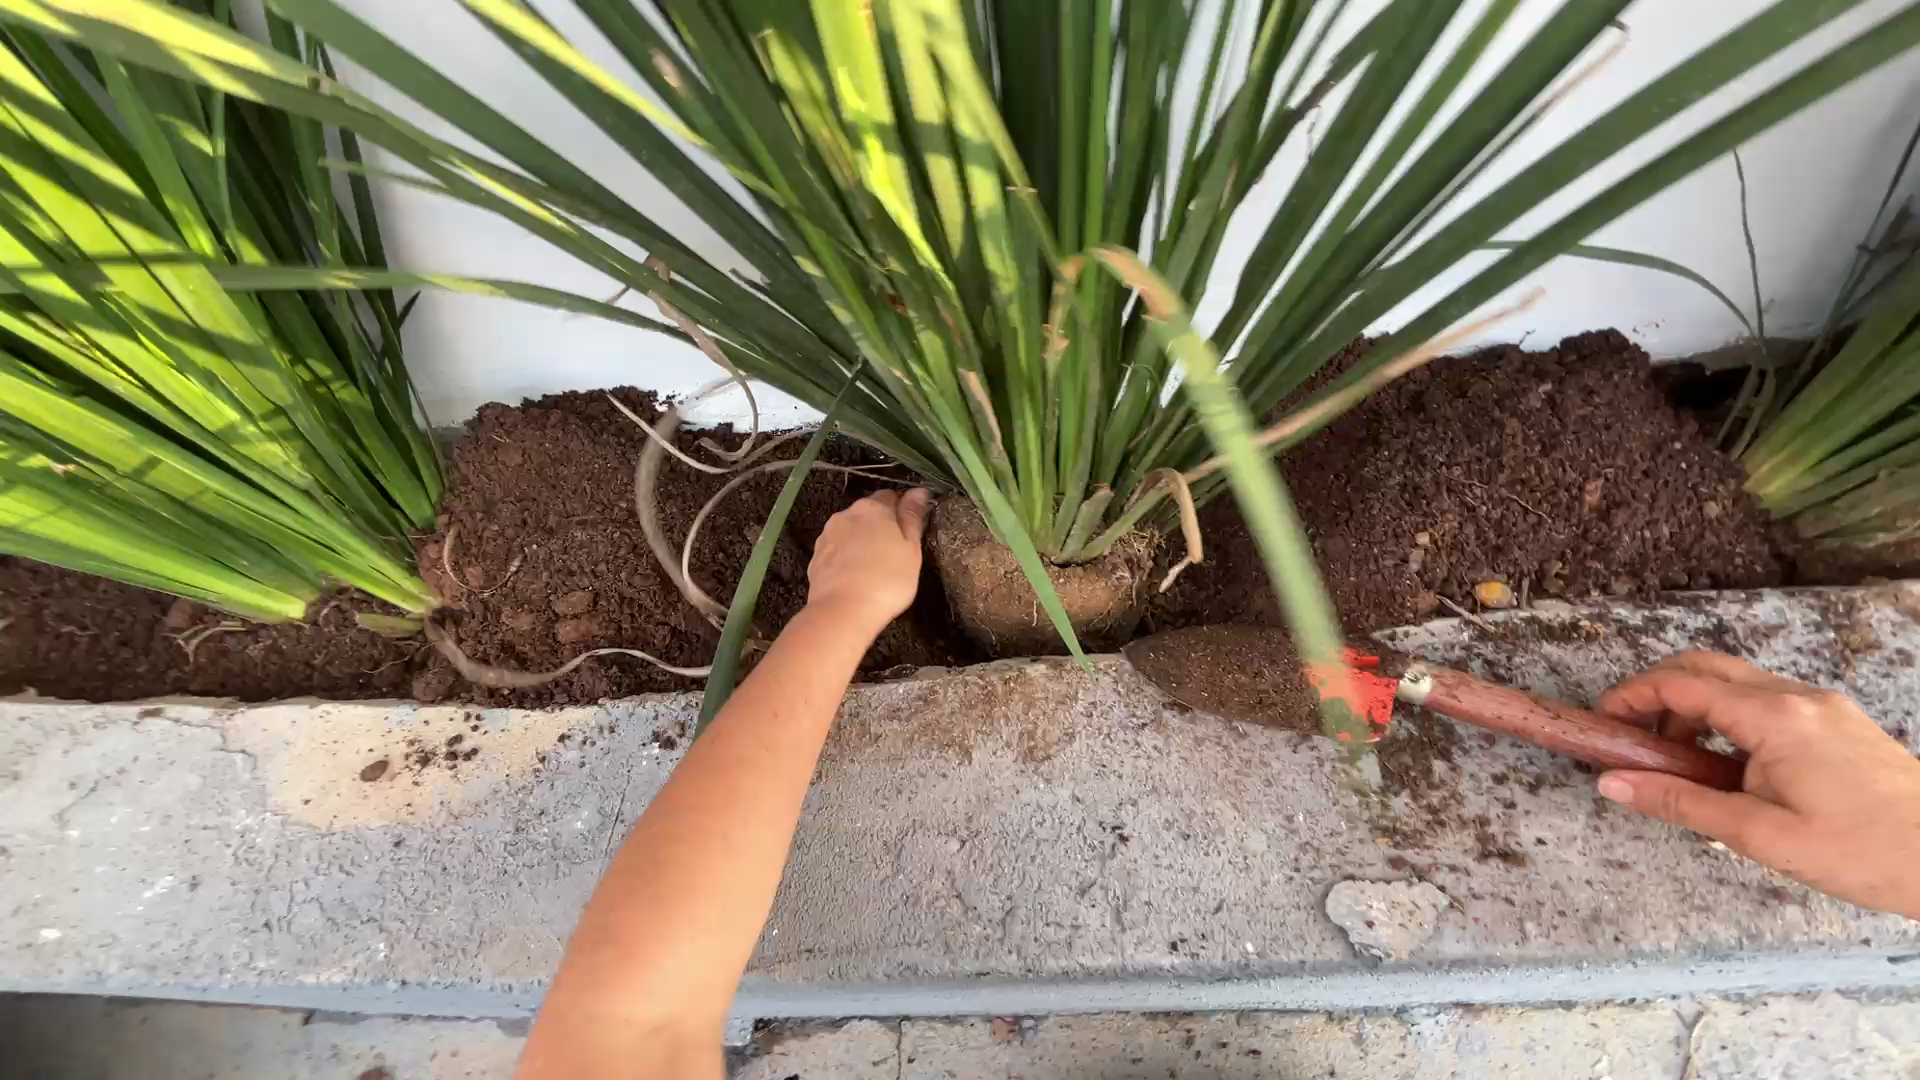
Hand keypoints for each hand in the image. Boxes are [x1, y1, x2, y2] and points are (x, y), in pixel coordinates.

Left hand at [805, 488, 929, 632]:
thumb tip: (919, 492)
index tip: (909, 532)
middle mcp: (846, 515)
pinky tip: (855, 576)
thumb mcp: (911, 549)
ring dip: (861, 541)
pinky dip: (846, 557)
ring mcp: (827, 536)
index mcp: (873, 508)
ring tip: (873, 568)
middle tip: (895, 553)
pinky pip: (836, 550)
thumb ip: (913, 517)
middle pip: (868, 513)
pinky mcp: (816, 557)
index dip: (902, 512)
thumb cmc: (887, 580)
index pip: (891, 496)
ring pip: (850, 531)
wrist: (844, 611)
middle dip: (880, 527)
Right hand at [1594, 651, 1919, 917]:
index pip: (1676, 684)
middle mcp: (1796, 696)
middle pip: (1701, 665)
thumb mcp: (1760, 835)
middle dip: (1652, 690)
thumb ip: (1678, 802)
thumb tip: (1608, 783)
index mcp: (1772, 716)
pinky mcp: (1839, 721)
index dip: (1628, 697)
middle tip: (1631, 730)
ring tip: (1676, 753)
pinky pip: (1762, 697)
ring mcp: (1823, 706)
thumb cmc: (1867, 853)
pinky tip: (1725, 758)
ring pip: (1732, 679)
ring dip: (1688, 704)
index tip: (1602, 724)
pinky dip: (1723, 713)